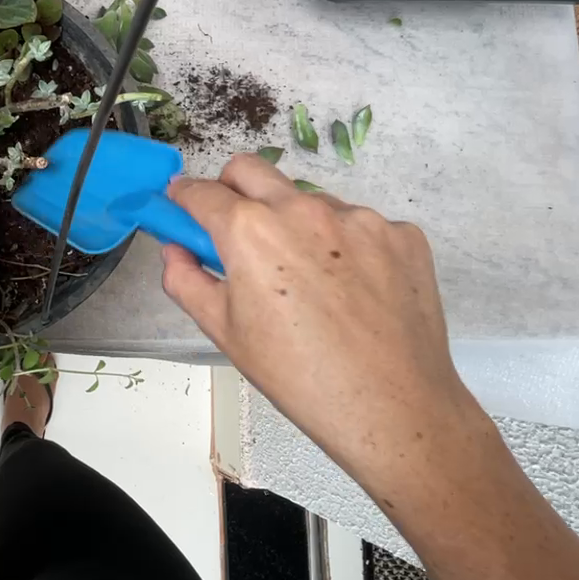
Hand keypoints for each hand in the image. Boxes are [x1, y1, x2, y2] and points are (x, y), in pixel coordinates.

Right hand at [161, 154, 481, 478]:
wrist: (394, 409)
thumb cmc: (295, 374)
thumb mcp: (221, 329)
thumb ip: (184, 278)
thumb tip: (176, 250)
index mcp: (250, 230)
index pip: (200, 192)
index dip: (182, 198)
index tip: (179, 208)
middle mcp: (303, 209)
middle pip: (249, 170)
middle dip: (228, 189)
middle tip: (232, 229)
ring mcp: (359, 217)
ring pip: (305, 198)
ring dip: (290, 220)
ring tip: (303, 275)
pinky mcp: (402, 234)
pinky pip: (356, 223)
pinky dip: (341, 242)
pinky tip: (349, 286)